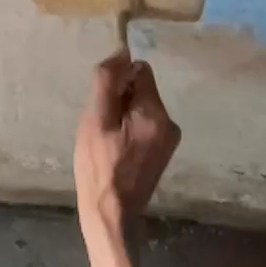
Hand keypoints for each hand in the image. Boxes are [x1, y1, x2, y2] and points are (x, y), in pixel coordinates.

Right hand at [75, 52, 180, 238]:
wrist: (112, 215)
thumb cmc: (99, 169)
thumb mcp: (96, 121)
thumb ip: (108, 83)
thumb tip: (121, 51)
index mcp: (155, 112)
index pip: (139, 70)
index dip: (117, 83)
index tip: (104, 108)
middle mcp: (169, 123)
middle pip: (141, 91)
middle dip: (119, 103)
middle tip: (103, 131)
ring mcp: (168, 141)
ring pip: (141, 111)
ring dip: (122, 120)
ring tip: (108, 145)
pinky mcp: (162, 154)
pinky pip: (144, 129)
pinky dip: (129, 134)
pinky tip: (117, 154)